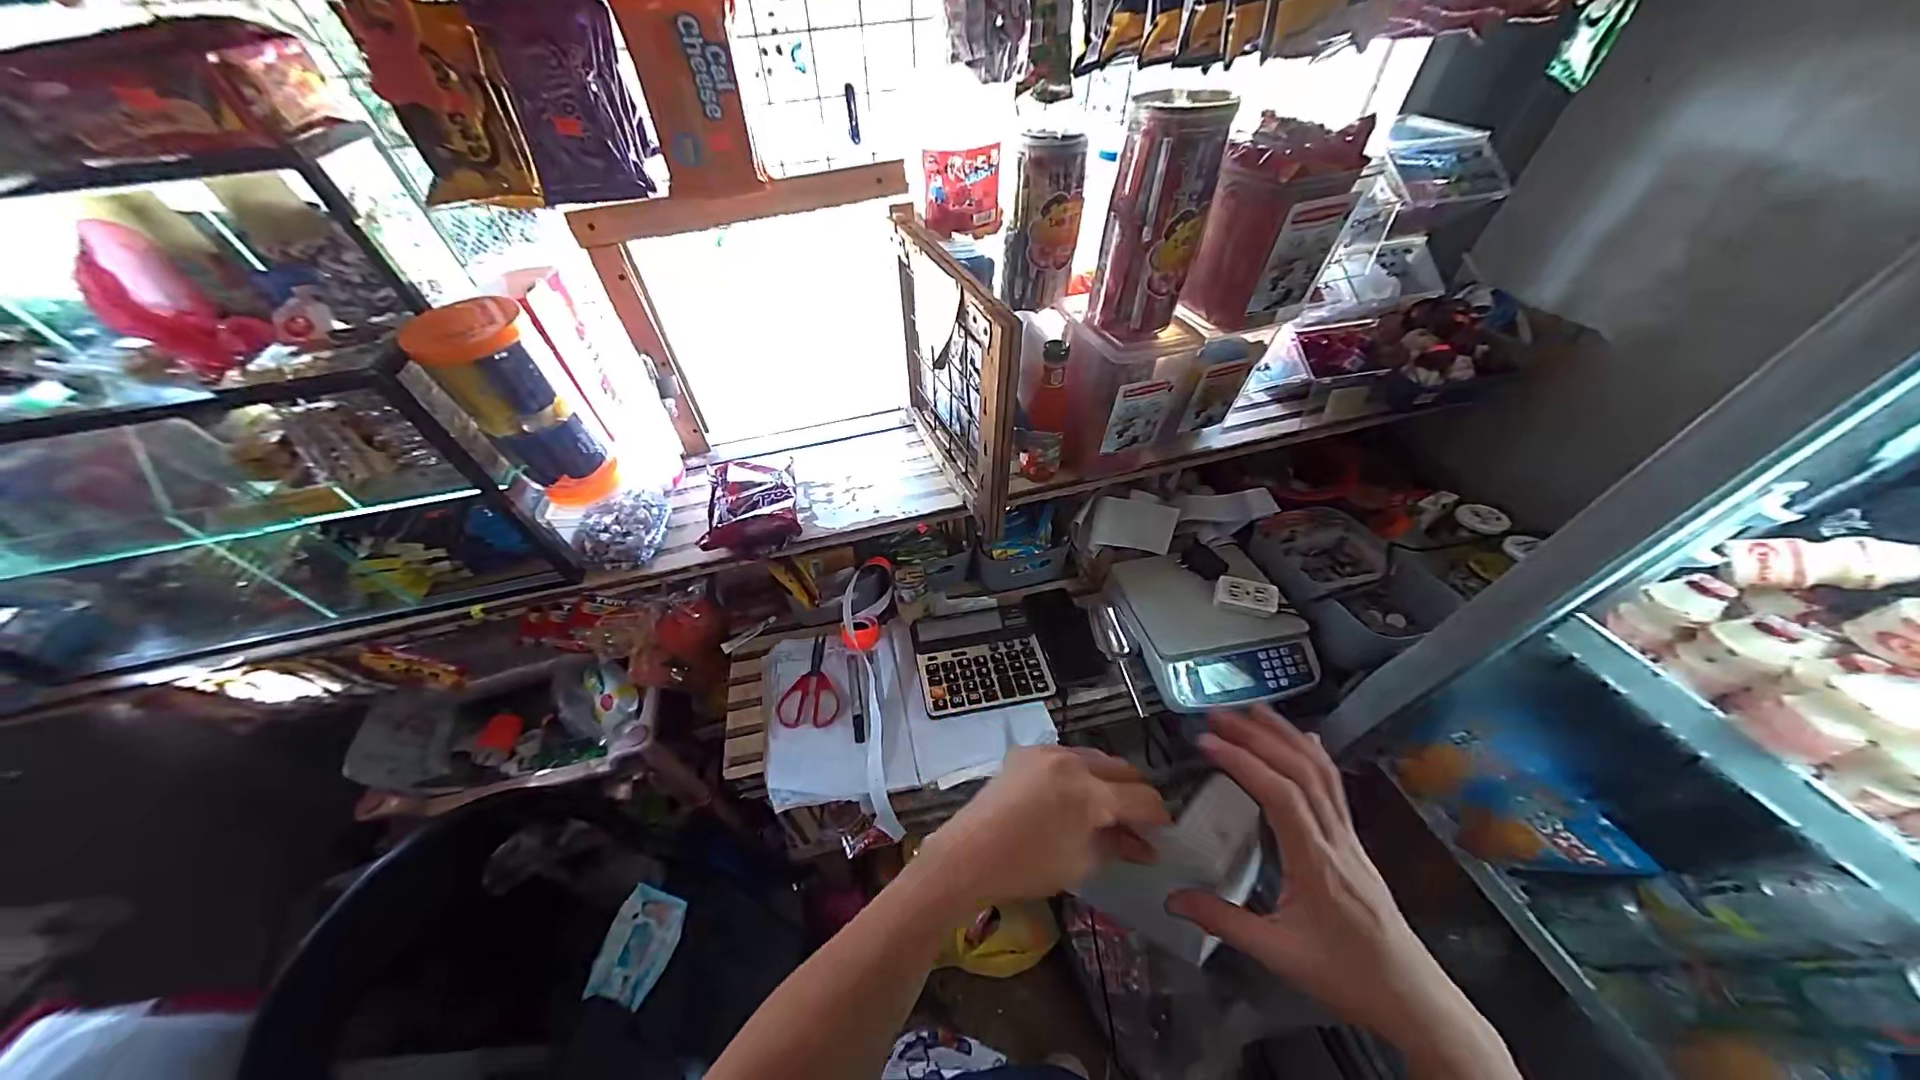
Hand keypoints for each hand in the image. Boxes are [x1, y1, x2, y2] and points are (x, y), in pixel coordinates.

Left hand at [914, 745, 1170, 912]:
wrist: (969, 854)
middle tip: (1137, 820)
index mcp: (1091, 794)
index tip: (1162, 831)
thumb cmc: (1027, 867)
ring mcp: (1047, 751)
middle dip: (1135, 793)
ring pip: (1095, 757)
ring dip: (1108, 779)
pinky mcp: (1026, 752)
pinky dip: (1079, 771)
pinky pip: (1066, 755)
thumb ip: (1117, 846)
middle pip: (1122, 769)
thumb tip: (1144, 845)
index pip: (1142, 798)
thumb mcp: (1081, 863)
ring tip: (1107, 806)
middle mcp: (1073, 762)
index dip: (1158, 816)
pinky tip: (1073, 794)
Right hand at [1167, 708, 1515, 1078]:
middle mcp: (1336, 840)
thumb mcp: (1278, 955)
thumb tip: (1173, 899)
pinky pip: (1335, 787)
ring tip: (1254, 711)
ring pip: (1321, 772)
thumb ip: (1223, 921)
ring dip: (1286, 736)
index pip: (1280, 795)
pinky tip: (1304, 740)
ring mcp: (1349, 838)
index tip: (1207, 742)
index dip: (1242, 762)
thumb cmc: (1348, 976)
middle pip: (1300, 771)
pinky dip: (1314, 755)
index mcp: (1316, 863)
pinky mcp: (1354, 842)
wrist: (1414, 999)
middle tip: (1219, 715)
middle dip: (1258, 736)